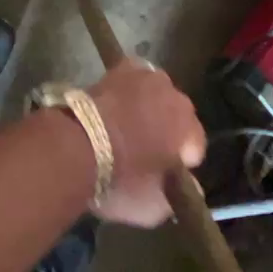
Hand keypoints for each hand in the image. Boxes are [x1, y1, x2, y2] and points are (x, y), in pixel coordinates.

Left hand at [83, 61, 206, 226]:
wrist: (77, 145)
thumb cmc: (120, 178)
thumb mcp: (153, 207)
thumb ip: (177, 194)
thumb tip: (190, 186)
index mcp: (187, 126)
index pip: (195, 146)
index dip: (181, 163)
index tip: (164, 175)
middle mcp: (173, 94)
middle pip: (177, 115)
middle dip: (167, 130)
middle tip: (146, 152)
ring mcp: (146, 75)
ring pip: (157, 94)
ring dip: (149, 108)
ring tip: (127, 128)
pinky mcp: (120, 67)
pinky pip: (134, 79)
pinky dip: (129, 90)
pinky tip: (116, 105)